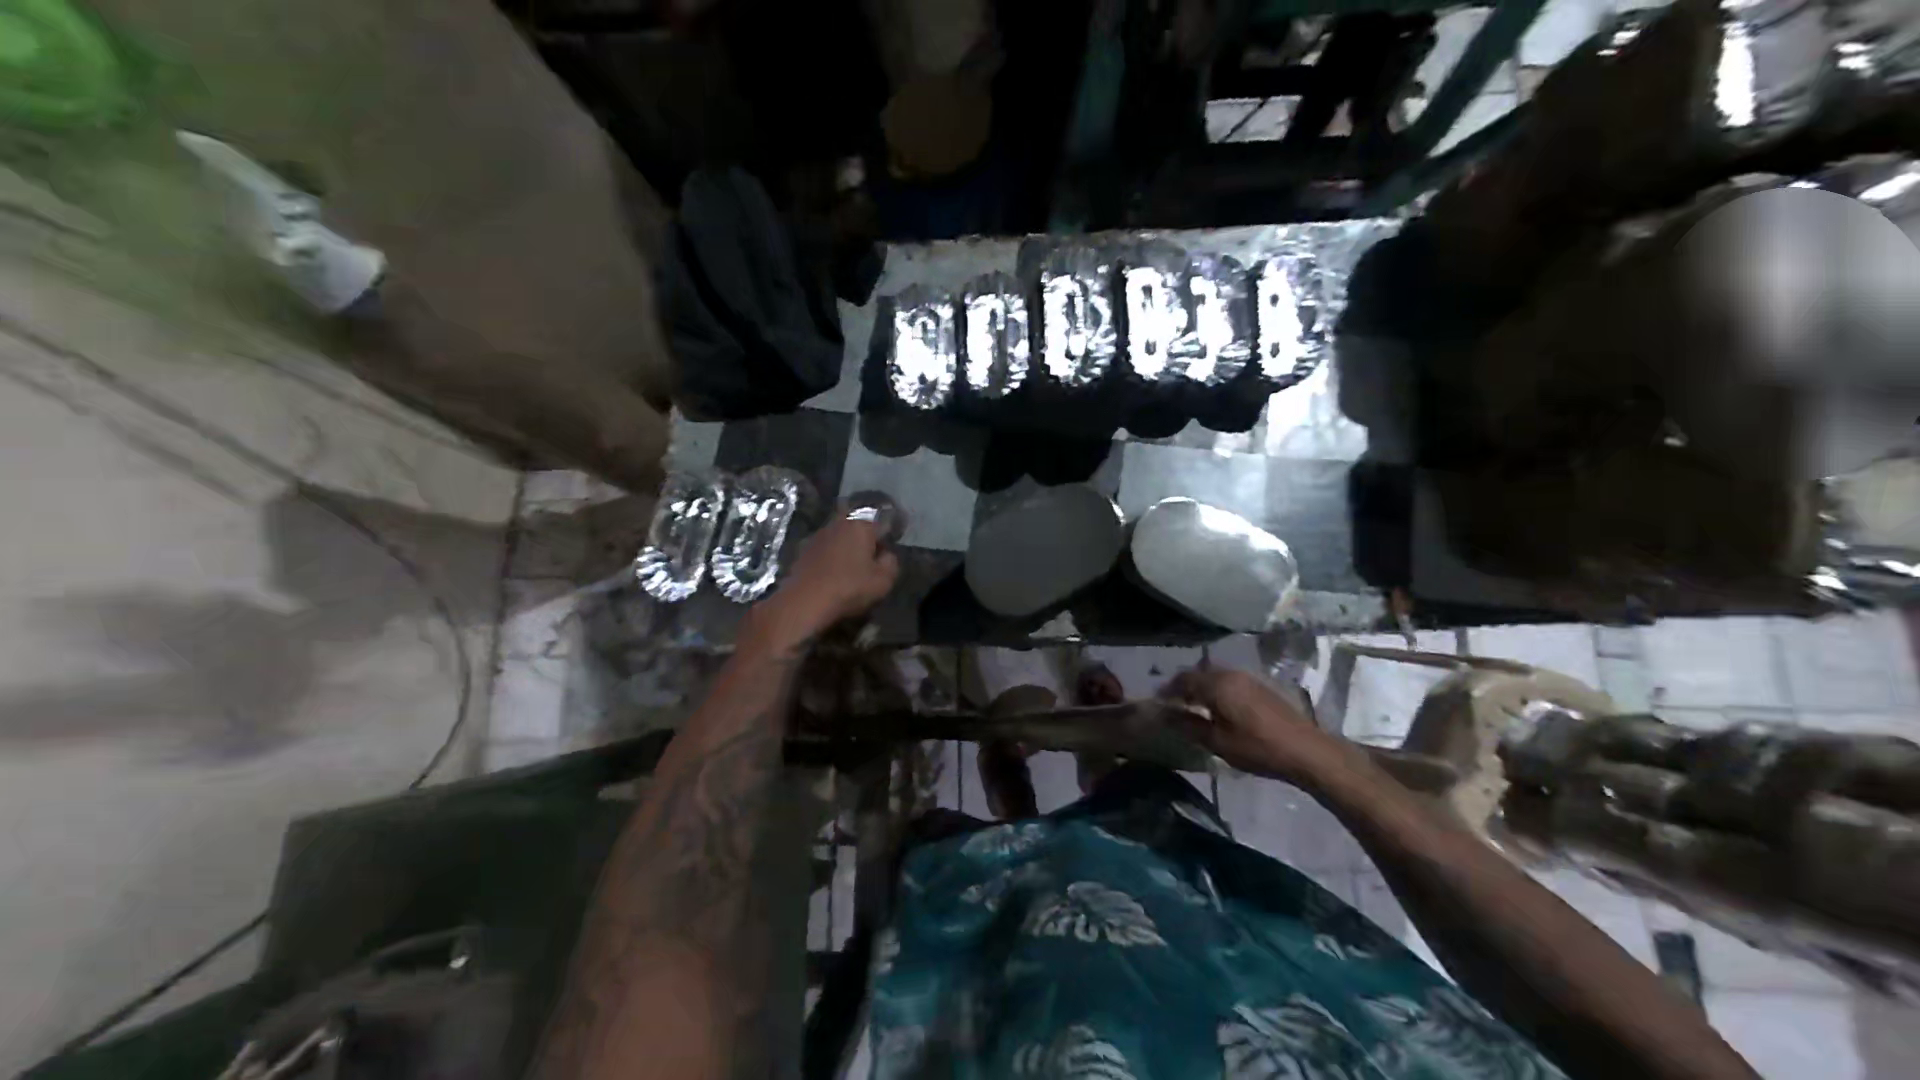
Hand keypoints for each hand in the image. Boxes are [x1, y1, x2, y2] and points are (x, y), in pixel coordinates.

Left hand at [748, 517, 900, 648]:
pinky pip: (825, 551)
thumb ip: (891, 563)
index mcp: (861, 526)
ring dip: (847, 552)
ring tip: (850, 573)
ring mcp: (818, 535)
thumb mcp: (883, 580)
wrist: (804, 600)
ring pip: (841, 540)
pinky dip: (831, 559)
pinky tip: (832, 576)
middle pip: (859, 532)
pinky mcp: (803, 549)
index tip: (887, 559)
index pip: (883, 527)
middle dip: (866, 545)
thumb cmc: (849, 588)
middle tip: (870, 567)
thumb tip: (886, 554)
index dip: (888, 543)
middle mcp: (839, 523)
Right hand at [1166, 666, 1353, 782]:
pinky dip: (1217, 689)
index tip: (1158, 705)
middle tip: (1174, 704)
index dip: (1167, 691)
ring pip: (1215, 676)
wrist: (1307, 751)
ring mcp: (1248, 678)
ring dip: (1201, 687)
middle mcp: (1231, 674)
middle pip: (1198, 673)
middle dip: (1183, 686)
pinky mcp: (1261, 687)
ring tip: (1195, 707)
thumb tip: (1164, 715)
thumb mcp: (1217, 742)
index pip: (1182, 680)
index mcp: (1217, 684)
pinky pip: (1230, 681)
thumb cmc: (1257, 747)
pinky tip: (1219, 708)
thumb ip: (1188, 725)